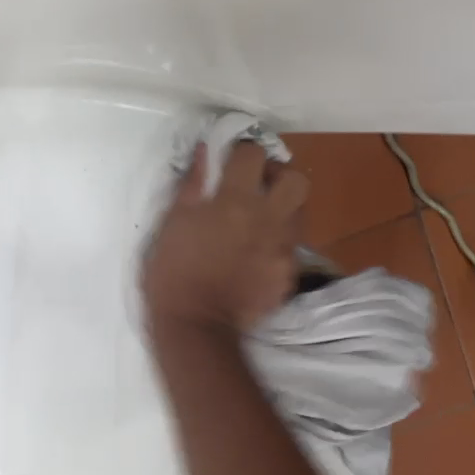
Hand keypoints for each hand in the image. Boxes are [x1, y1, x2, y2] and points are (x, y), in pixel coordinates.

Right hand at [142, 140, 308, 338]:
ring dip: (283, 205)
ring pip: (301, 211)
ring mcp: (284, 247)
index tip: (231, 160)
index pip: (253, 154)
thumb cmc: (173, 268)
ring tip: (259, 216)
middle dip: (278, 174)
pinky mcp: (289, 273)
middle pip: (296, 178)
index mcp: (235, 200)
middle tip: (257, 184)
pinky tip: (255, 252)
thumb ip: (192, 183)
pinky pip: (291, 245)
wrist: (196, 323)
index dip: (243, 152)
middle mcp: (268, 218)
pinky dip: (277, 240)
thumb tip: (205, 151)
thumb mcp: (173, 220)